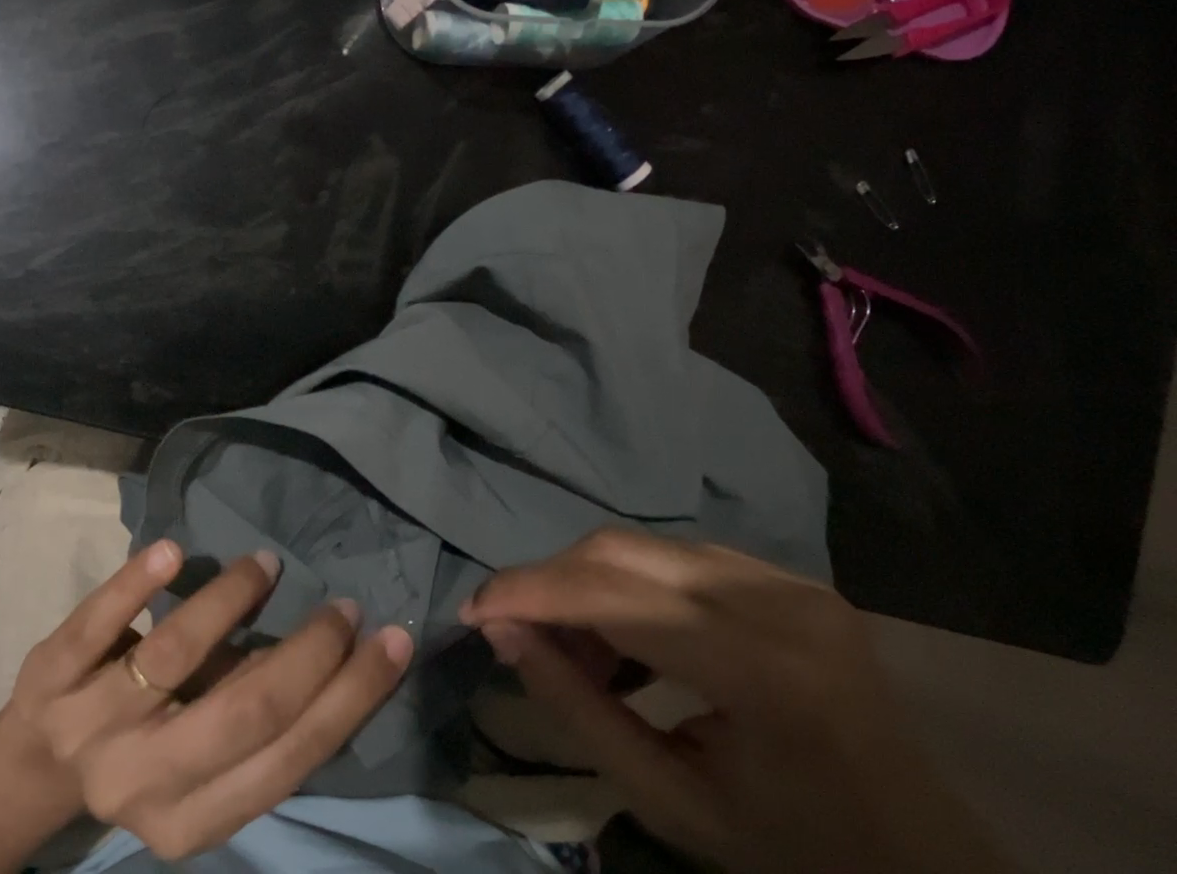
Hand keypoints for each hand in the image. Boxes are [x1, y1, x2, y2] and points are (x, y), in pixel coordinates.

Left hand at [6, 540, 414, 859]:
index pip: (288, 759)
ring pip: (173, 656)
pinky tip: (174, 552)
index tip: (392, 640)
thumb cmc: (147, 753)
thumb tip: (337, 652)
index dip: (349, 698)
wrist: (38, 762)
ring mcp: (88, 727)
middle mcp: (142, 782)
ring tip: (266, 564)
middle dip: (309, 653)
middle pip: (244, 712)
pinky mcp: (49, 674)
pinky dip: (136, 585)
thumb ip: (257, 721)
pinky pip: (96, 623)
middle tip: (344, 607)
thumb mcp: (204, 762)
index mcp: (193, 820)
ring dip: (228, 602)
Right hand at [462, 530, 1016, 873]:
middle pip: (621, 551)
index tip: (471, 611)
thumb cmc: (788, 844)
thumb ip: (578, 710)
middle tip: (514, 635)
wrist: (916, 852)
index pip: (614, 596)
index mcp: (763, 672)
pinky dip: (629, 585)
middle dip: (548, 582)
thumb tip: (503, 633)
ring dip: (586, 584)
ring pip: (644, 545)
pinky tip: (626, 637)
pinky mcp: (795, 578)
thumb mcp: (667, 798)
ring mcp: (794, 582)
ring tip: (576, 651)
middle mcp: (782, 603)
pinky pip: (679, 557)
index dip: (529, 592)